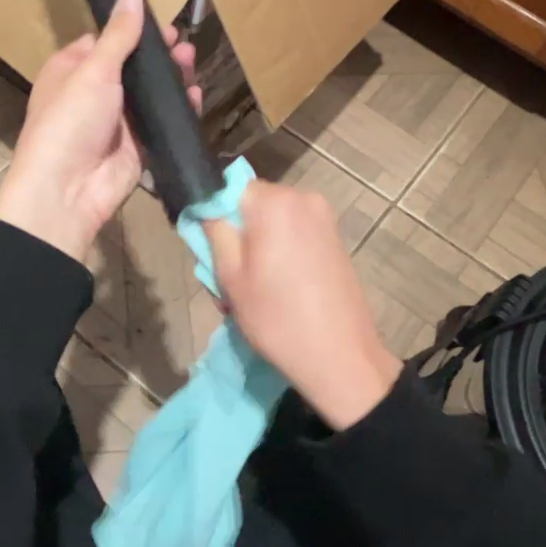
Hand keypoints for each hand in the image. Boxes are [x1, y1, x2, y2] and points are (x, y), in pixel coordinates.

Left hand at [0, 0, 199, 261]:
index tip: (160, 23)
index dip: (131, 31)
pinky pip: (161, 124)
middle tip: (183, 46)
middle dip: (158, 57)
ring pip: (149, 96)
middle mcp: (92, 94)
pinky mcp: (137, 148)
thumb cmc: (71, 121)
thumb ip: (118, 35)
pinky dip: (178, 111)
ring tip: (192, 66)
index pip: (104, 42)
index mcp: (71, 70)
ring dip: (171, 81)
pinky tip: (194, 98)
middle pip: (132, 68)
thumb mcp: (94, 70)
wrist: (67, 190)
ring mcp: (116, 123)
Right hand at [205, 184, 400, 429]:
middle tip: (227, 280)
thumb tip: (205, 208)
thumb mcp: (230, 276)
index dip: (214, 217)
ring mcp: (324, 218)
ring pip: (272, 223)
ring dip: (256, 249)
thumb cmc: (276, 317)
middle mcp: (303, 198)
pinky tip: (276, 290)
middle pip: (252, 206)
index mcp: (274, 202)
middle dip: (236, 236)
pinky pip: (294, 234)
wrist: (340, 357)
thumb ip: (214, 232)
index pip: (228, 190)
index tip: (209, 250)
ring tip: (250, 292)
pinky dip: (279, 254)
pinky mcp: (335, 239)